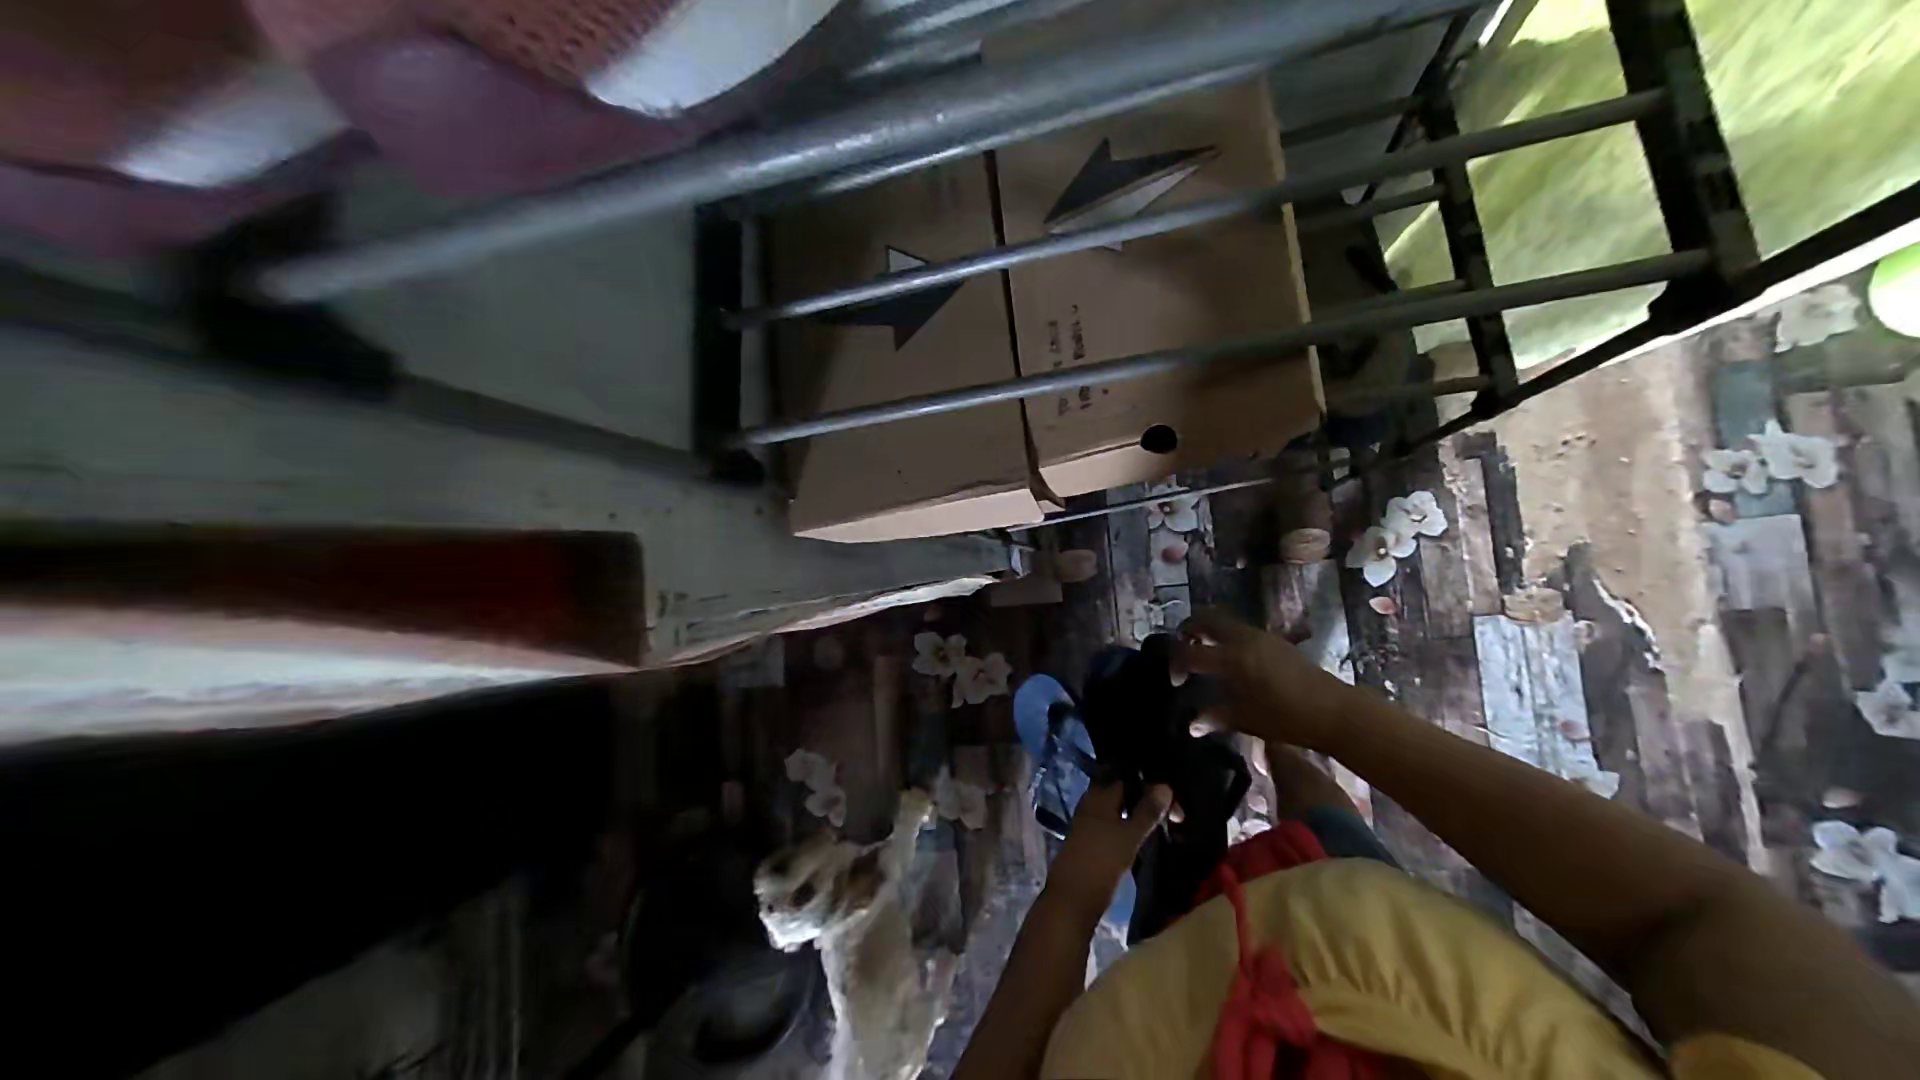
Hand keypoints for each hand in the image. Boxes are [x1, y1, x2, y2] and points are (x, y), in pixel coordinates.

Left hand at [1047, 782, 1170, 916]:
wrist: (1072, 897)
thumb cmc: (1101, 862)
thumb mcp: (1129, 836)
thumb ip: (1147, 811)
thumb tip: (1166, 785)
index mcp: (1099, 795)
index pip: (1127, 777)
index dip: (1150, 784)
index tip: (1172, 798)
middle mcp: (1092, 803)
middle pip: (1122, 792)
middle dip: (1145, 798)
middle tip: (1172, 811)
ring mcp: (1089, 821)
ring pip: (1118, 808)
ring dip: (1138, 813)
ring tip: (1164, 822)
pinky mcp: (1091, 839)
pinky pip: (1113, 823)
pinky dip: (1129, 825)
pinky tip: (1144, 835)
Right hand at [1173, 608, 1354, 749]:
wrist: (1335, 711)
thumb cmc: (1287, 718)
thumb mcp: (1246, 719)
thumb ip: (1214, 717)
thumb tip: (1191, 726)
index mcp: (1231, 659)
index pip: (1188, 652)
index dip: (1175, 664)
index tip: (1177, 682)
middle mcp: (1242, 640)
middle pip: (1204, 619)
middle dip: (1187, 630)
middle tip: (1182, 649)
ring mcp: (1260, 636)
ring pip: (1224, 621)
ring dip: (1208, 631)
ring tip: (1204, 653)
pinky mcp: (1274, 640)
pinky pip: (1240, 629)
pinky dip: (1227, 637)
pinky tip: (1232, 660)